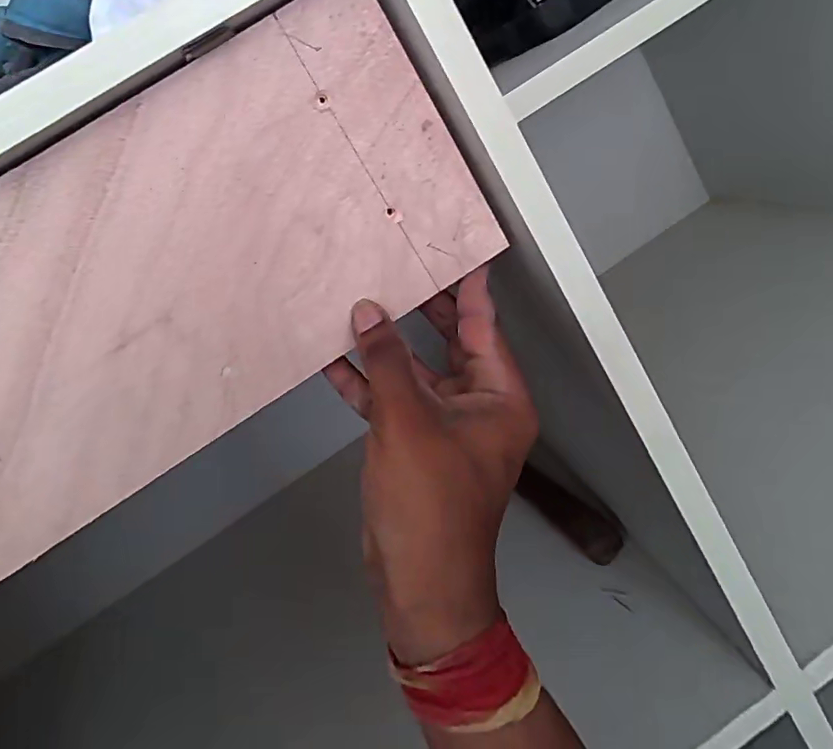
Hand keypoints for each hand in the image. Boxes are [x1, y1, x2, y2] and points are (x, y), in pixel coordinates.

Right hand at [323, 264, 537, 664]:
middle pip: (450, 342)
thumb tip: (369, 309)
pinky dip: (366, 381)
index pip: (484, 326)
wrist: (418, 583)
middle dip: (422, 308)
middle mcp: (477, 405)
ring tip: (359, 301)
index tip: (456, 250)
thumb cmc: (430, 503)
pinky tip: (334, 358)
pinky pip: (391, 399)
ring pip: (414, 369)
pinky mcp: (412, 442)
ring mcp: (443, 424)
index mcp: (499, 397)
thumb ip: (386, 361)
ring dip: (386, 344)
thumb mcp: (408, 422)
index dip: (469, 287)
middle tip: (399, 265)